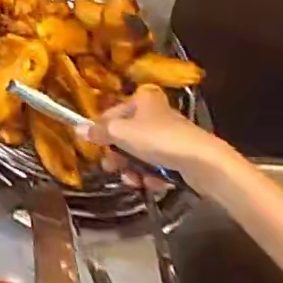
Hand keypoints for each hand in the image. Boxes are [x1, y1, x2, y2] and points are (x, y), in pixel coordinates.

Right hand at [78, 85, 237, 190]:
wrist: (205, 163)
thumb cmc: (159, 139)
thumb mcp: (122, 133)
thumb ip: (99, 132)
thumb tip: (77, 128)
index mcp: (143, 99)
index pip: (112, 113)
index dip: (102, 130)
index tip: (96, 146)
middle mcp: (156, 113)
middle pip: (126, 135)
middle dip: (118, 155)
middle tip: (112, 167)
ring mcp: (169, 136)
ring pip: (140, 153)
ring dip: (133, 169)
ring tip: (133, 180)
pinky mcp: (181, 157)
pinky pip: (157, 166)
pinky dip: (152, 176)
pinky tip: (153, 183)